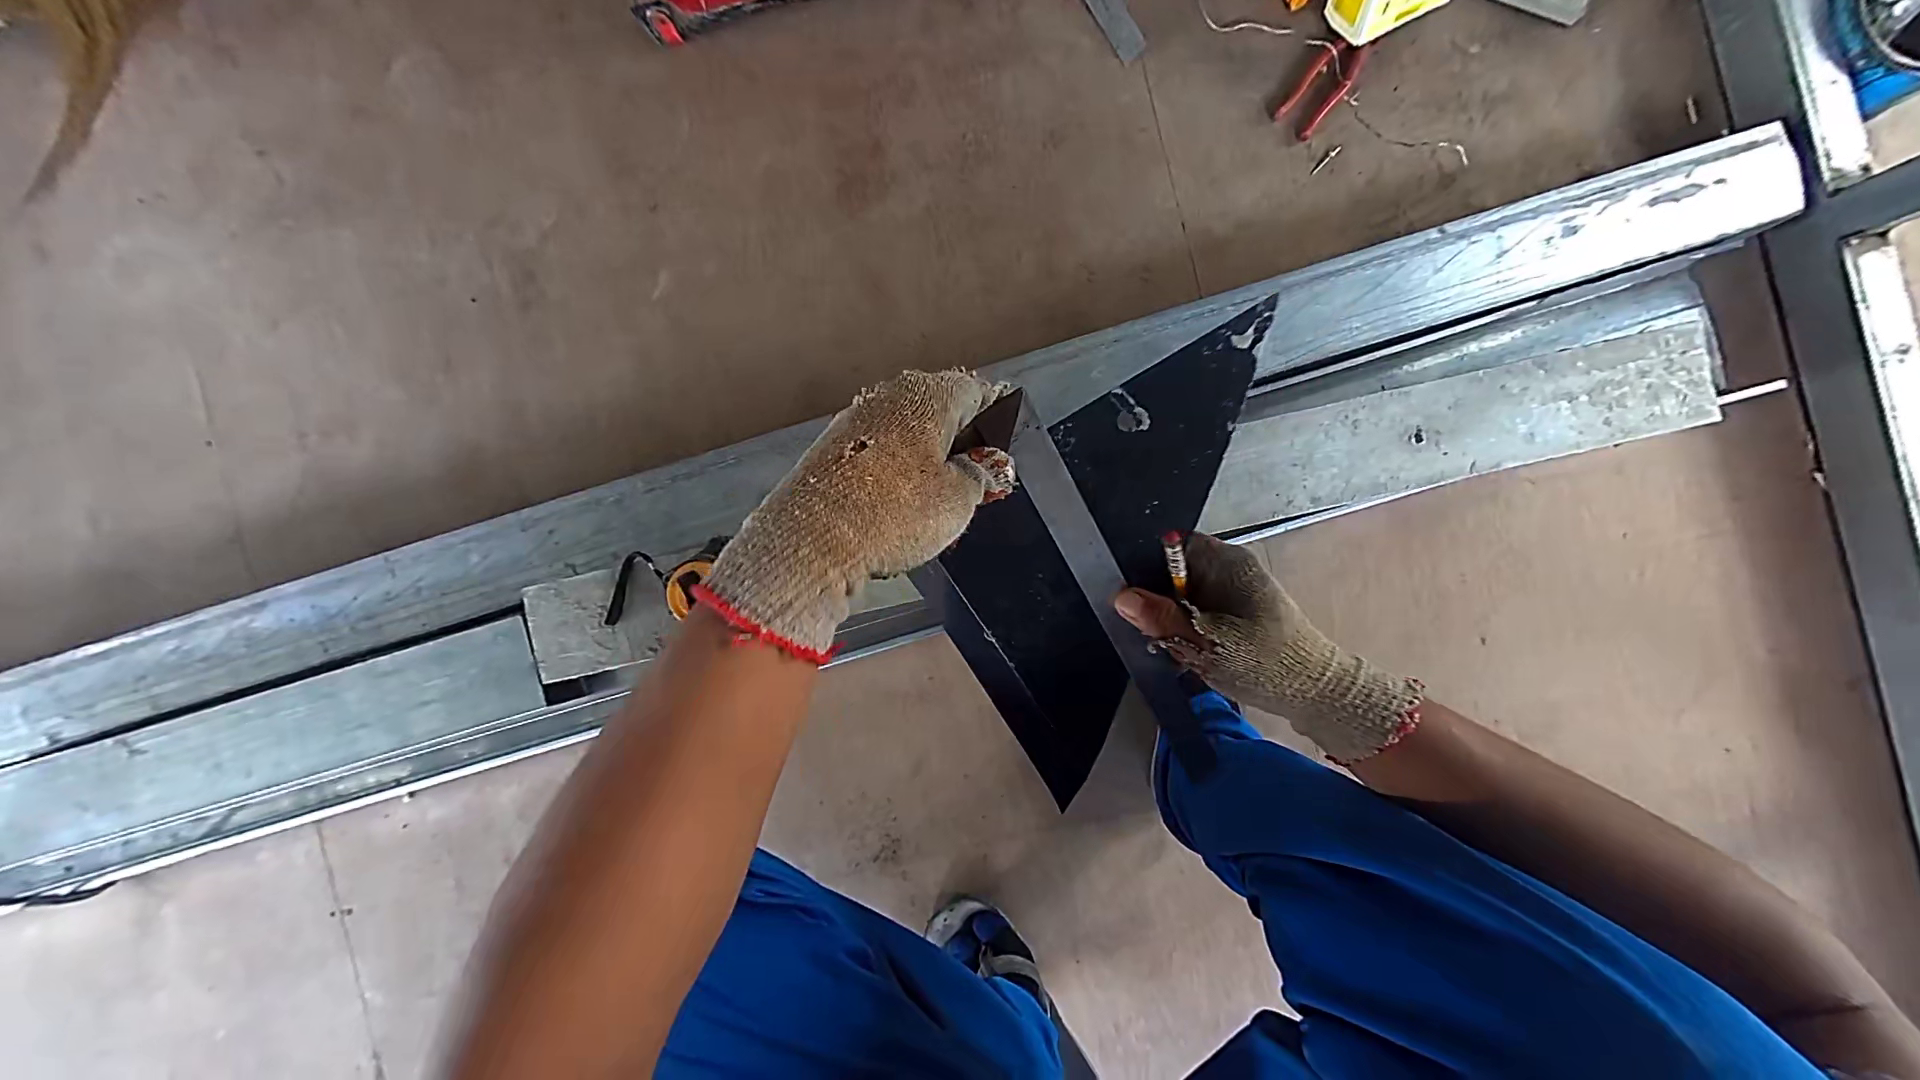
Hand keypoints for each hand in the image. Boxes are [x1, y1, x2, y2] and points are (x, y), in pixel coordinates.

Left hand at [698, 369, 1015, 662]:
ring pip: (907, 437)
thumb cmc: (885, 517)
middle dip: (960, 446)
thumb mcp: (959, 501)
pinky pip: (878, 456)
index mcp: (927, 397)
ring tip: (942, 503)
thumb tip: (982, 470)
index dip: (993, 416)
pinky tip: (903, 508)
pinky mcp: (831, 452)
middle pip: (937, 414)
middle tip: (977, 479)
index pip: (974, 391)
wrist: (812, 544)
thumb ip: (980, 477)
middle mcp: (888, 399)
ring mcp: (855, 424)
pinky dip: (896, 476)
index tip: (1000, 437)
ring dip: (928, 464)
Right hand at [1113, 532, 1422, 763]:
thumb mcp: (1207, 644)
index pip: (1172, 544)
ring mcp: (1232, 591)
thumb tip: (1122, 597)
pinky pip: (1195, 613)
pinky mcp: (1234, 614)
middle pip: (1171, 572)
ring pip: (1180, 596)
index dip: (1146, 565)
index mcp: (1226, 561)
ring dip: (1171, 620)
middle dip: (1157, 601)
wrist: (1317, 696)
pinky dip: (1186, 631)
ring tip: (1172, 646)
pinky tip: (1187, 652)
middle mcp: (1228, 569)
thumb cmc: (1267, 664)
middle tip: (1153, 630)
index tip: (1134, 594)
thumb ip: (1163, 619)